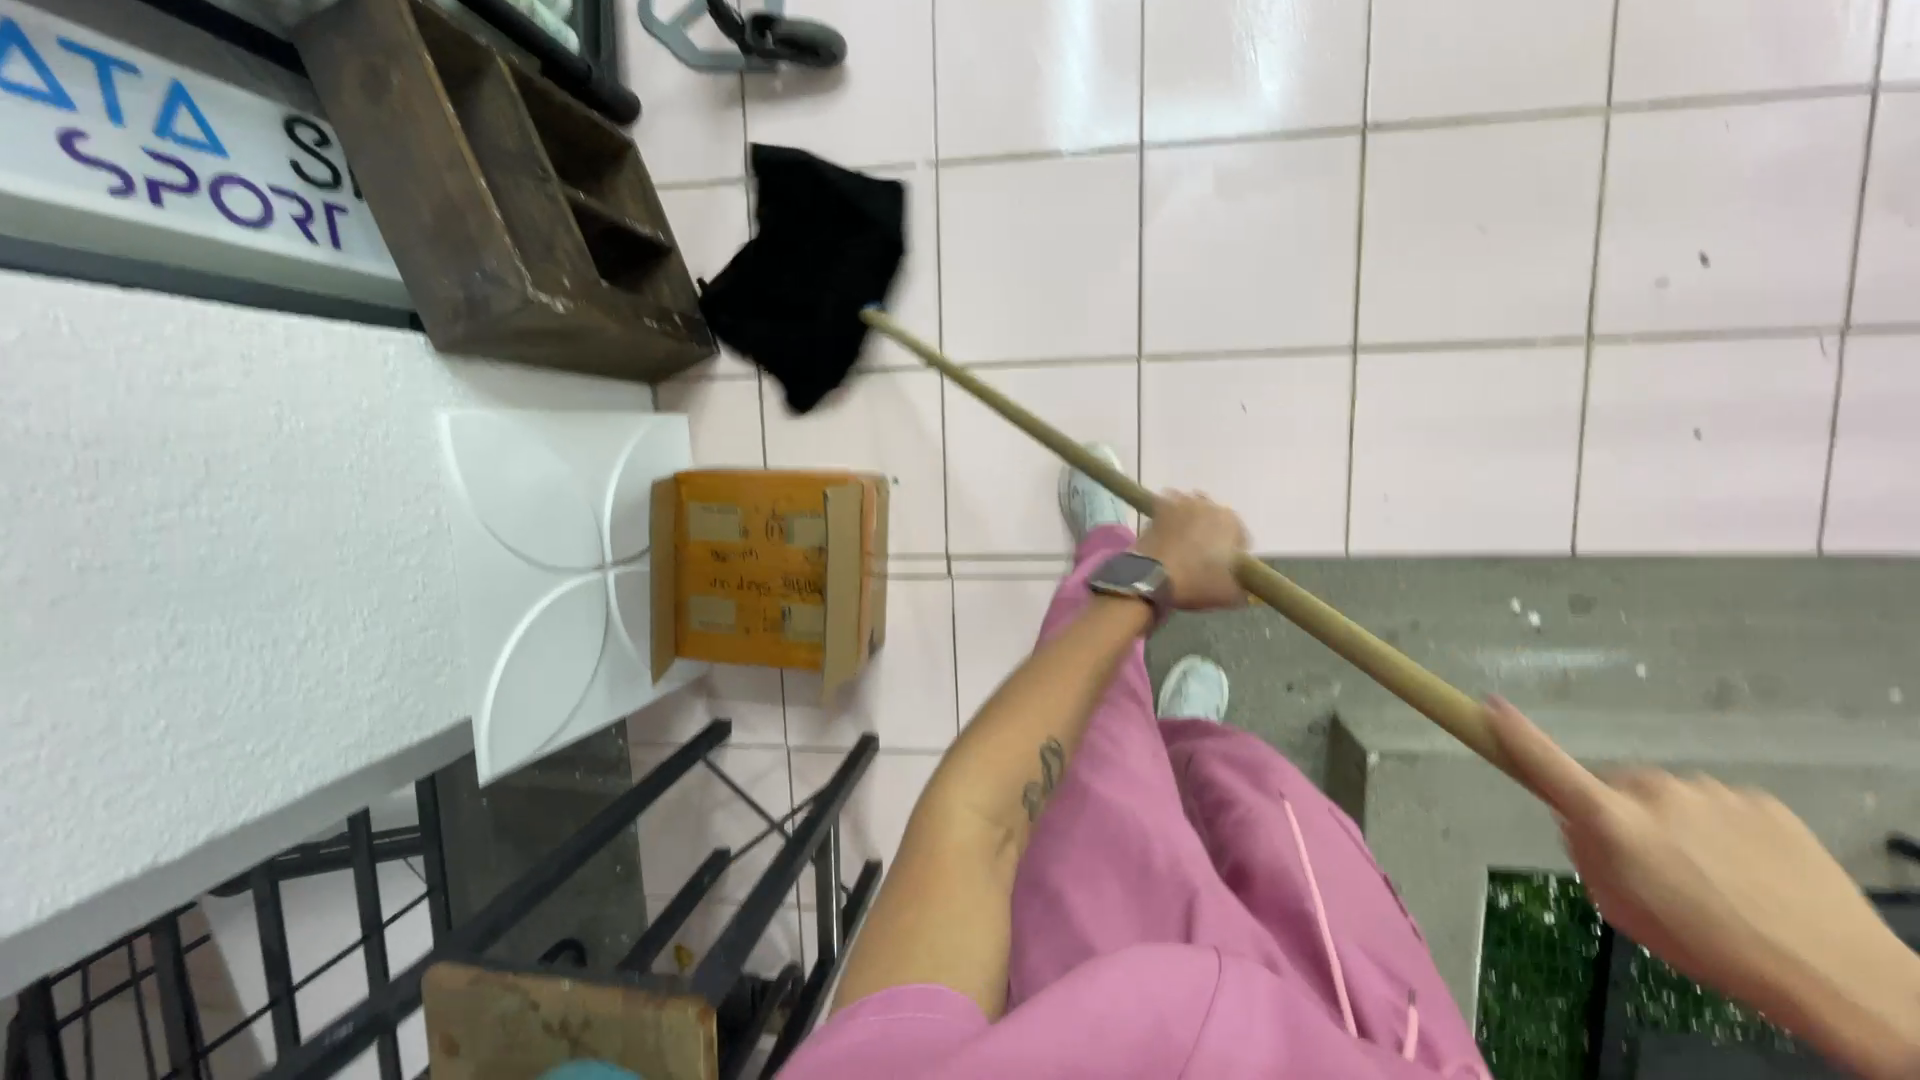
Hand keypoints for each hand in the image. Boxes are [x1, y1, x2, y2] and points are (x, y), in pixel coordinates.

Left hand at [1133, 492, 1247, 610]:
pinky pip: (1169, 508)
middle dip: (1214, 534)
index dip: (1236, 552)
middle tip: (1205, 556)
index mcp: (1231, 522)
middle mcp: (1208, 505)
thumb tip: (1241, 587)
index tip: (1228, 567)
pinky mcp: (1158, 508)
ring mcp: (1180, 503)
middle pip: (1216, 520)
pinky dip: (1171, 519)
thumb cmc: (1195, 582)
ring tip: (1186, 544)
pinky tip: (1169, 534)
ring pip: (1193, 510)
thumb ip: (1242, 587)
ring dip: (1193, 522)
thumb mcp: (1229, 594)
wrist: (1150, 577)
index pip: (1241, 535)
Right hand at [1486, 698, 1919, 1079]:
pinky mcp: (1760, 800)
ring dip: (1675, 825)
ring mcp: (1712, 792)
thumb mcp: (1622, 909)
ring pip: (1670, 798)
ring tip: (1713, 878)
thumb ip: (1588, 855)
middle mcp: (1656, 792)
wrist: (1833, 970)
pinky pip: (1719, 807)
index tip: (1489, 705)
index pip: (1547, 765)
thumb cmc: (1707, 947)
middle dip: (1622, 815)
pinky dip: (1723, 832)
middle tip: (1653, 867)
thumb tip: (1579, 822)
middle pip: (1617, 789)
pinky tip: (1749, 872)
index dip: (1513, 734)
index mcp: (1613, 821)